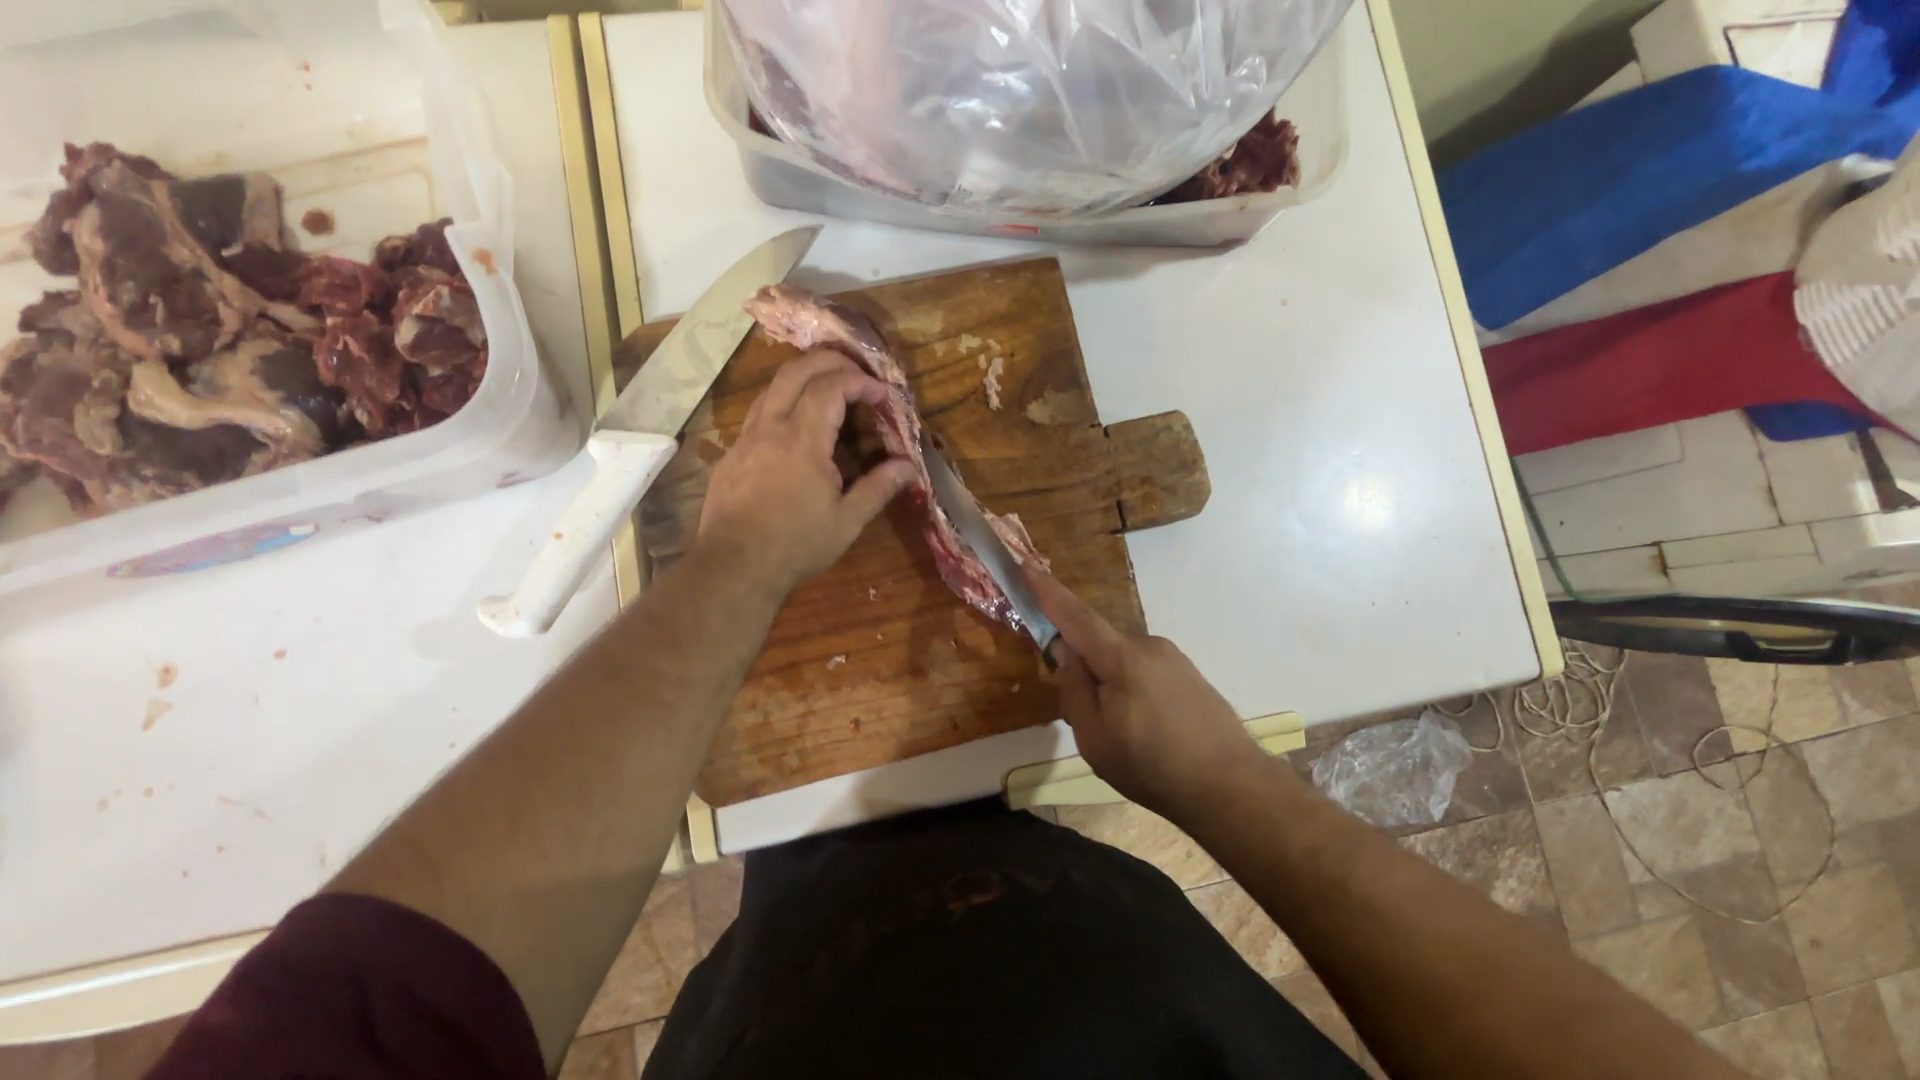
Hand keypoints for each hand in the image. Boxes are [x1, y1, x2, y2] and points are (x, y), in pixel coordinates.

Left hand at [698, 350, 915, 594]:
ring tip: (829, 391)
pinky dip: (784, 403)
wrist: (733, 567)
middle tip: (857, 374)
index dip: (860, 382)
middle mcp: (771, 427)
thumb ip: (878, 488)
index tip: (882, 395)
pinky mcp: (732, 454)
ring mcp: (746, 438)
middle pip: (797, 370)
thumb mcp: (846, 521)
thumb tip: (910, 467)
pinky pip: (759, 413)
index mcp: (802, 439)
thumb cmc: (795, 545)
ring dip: (804, 378)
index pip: (832, 387)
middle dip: (830, 362)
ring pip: (772, 387)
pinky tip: (796, 428)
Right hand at [1029, 568, 1262, 814]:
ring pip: (1122, 663)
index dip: (1048, 592)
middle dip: (1083, 671)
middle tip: (1084, 719)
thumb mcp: (1095, 740)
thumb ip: (1074, 691)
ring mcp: (1174, 659)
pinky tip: (1146, 733)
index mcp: (1123, 659)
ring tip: (1123, 737)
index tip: (1026, 566)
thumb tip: (1065, 653)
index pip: (1076, 617)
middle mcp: (1149, 647)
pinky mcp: (1189, 675)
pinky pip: (1144, 673)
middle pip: (1099, 645)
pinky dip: (1132, 693)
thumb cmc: (1153, 767)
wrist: (1231, 787)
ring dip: (1110, 686)